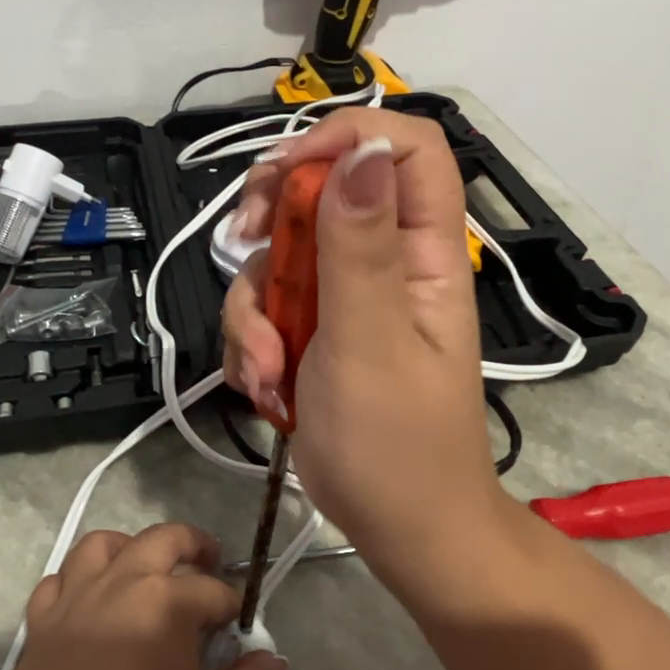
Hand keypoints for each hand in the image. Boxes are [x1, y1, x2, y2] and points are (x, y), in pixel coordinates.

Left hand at [0, 524, 286, 669]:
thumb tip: (271, 661)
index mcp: (165, 603)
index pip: (212, 590)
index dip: (232, 606)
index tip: (240, 627)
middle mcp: (118, 584)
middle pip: (160, 540)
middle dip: (192, 546)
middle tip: (210, 563)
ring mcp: (72, 600)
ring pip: (102, 544)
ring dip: (131, 547)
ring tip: (149, 570)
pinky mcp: (38, 625)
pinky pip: (57, 579)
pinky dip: (79, 578)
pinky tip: (92, 601)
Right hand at [222, 109, 497, 557]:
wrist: (397, 530)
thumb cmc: (397, 444)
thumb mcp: (371, 341)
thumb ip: (360, 247)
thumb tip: (362, 152)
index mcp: (424, 250)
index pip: (403, 149)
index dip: (347, 139)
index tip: (287, 173)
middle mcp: (385, 259)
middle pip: (322, 188)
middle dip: (272, 217)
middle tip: (244, 244)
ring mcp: (344, 295)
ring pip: (279, 253)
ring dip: (253, 308)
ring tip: (264, 368)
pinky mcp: (311, 329)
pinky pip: (263, 305)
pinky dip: (250, 342)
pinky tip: (264, 386)